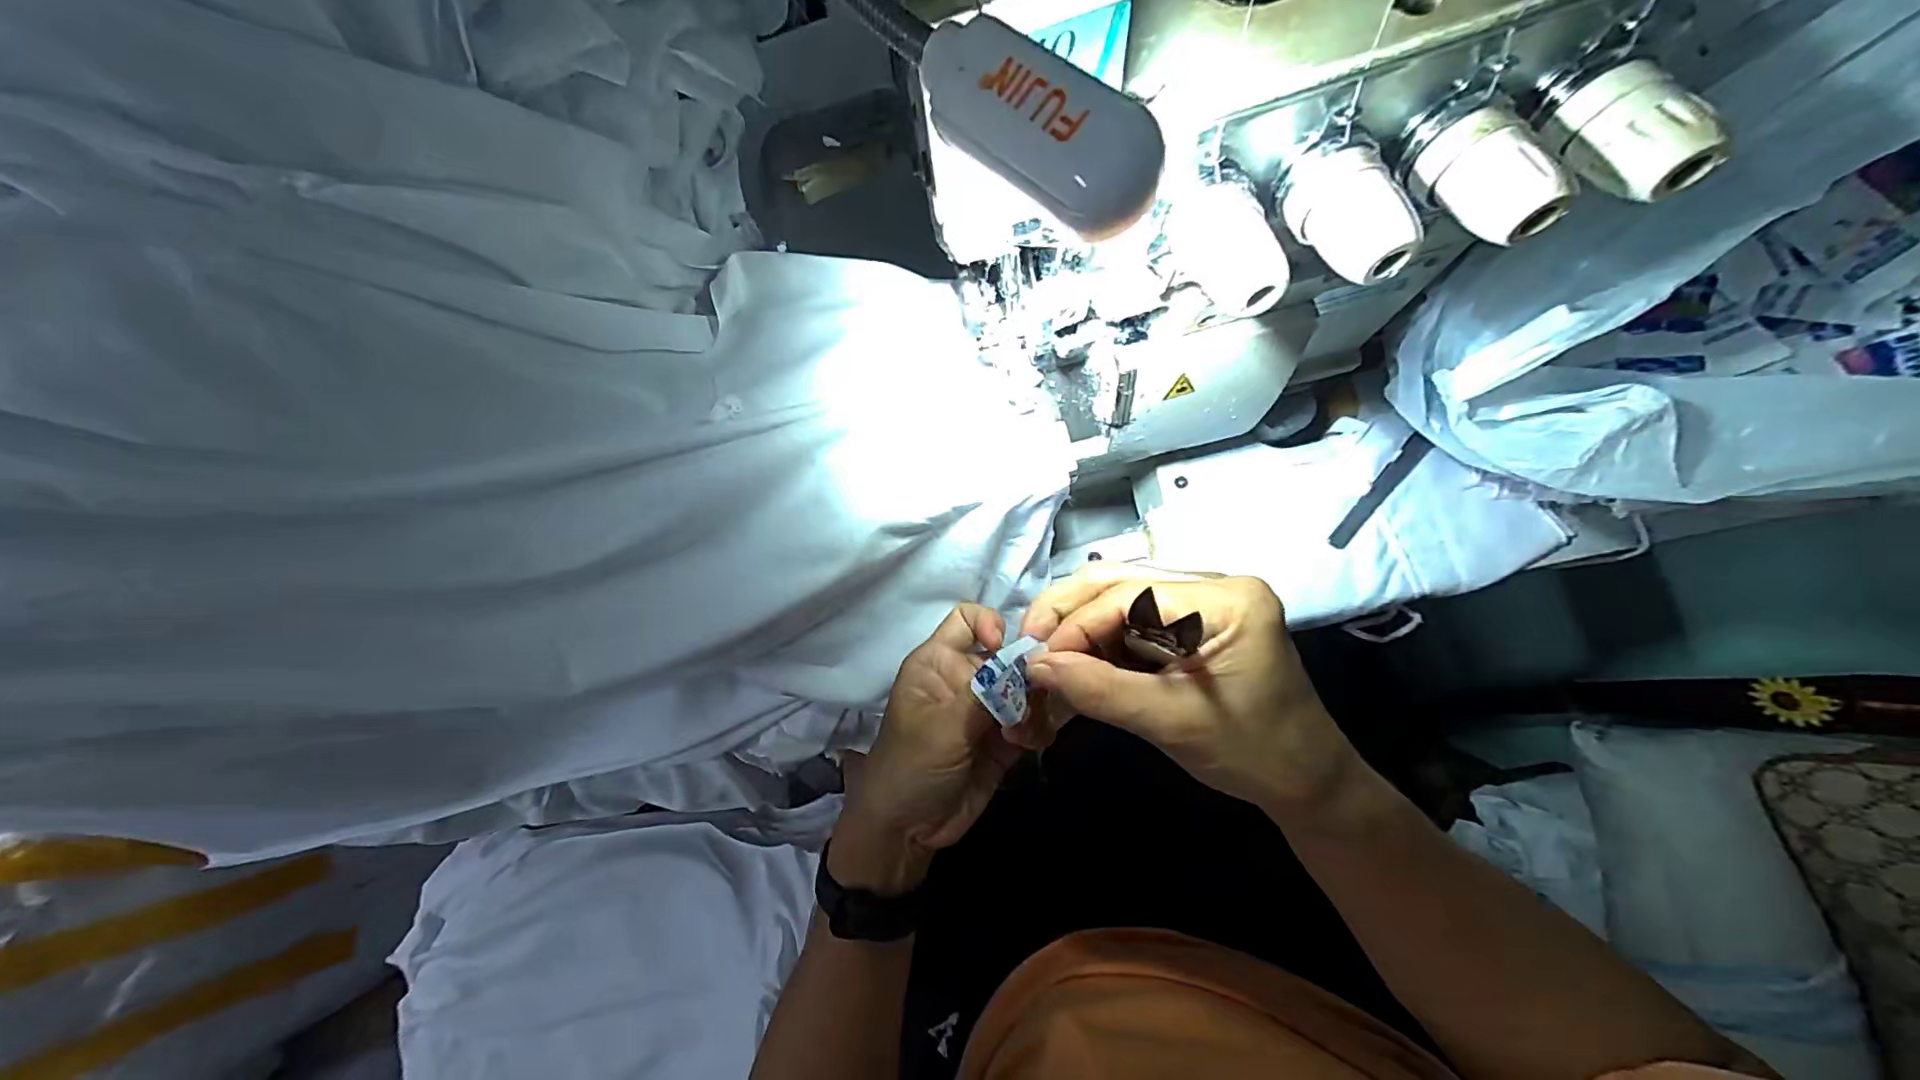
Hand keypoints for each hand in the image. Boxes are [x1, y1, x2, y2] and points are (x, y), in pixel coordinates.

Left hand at [833, 604, 1024, 895]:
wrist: (907, 831)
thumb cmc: (911, 766)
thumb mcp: (943, 726)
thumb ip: (984, 693)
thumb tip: (1025, 664)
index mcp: (938, 662)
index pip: (967, 619)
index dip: (991, 624)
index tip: (1007, 650)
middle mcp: (964, 678)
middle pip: (1009, 656)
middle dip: (1027, 675)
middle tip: (1036, 699)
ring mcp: (986, 709)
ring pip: (1027, 689)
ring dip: (1034, 707)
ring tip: (1024, 734)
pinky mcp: (1003, 739)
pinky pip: (1032, 721)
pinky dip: (1037, 729)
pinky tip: (1030, 745)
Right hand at [1019, 565, 1360, 813]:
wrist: (1305, 783)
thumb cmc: (1253, 754)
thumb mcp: (1171, 722)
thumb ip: (1100, 690)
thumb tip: (1035, 667)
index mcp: (1226, 599)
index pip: (1131, 594)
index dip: (1077, 624)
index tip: (1038, 660)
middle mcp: (1213, 586)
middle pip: (1120, 581)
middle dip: (1068, 613)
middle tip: (1028, 646)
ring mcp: (1200, 603)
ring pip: (1118, 598)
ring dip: (1077, 628)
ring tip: (1044, 656)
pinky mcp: (1188, 625)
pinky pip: (1130, 622)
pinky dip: (1097, 643)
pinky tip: (1072, 662)